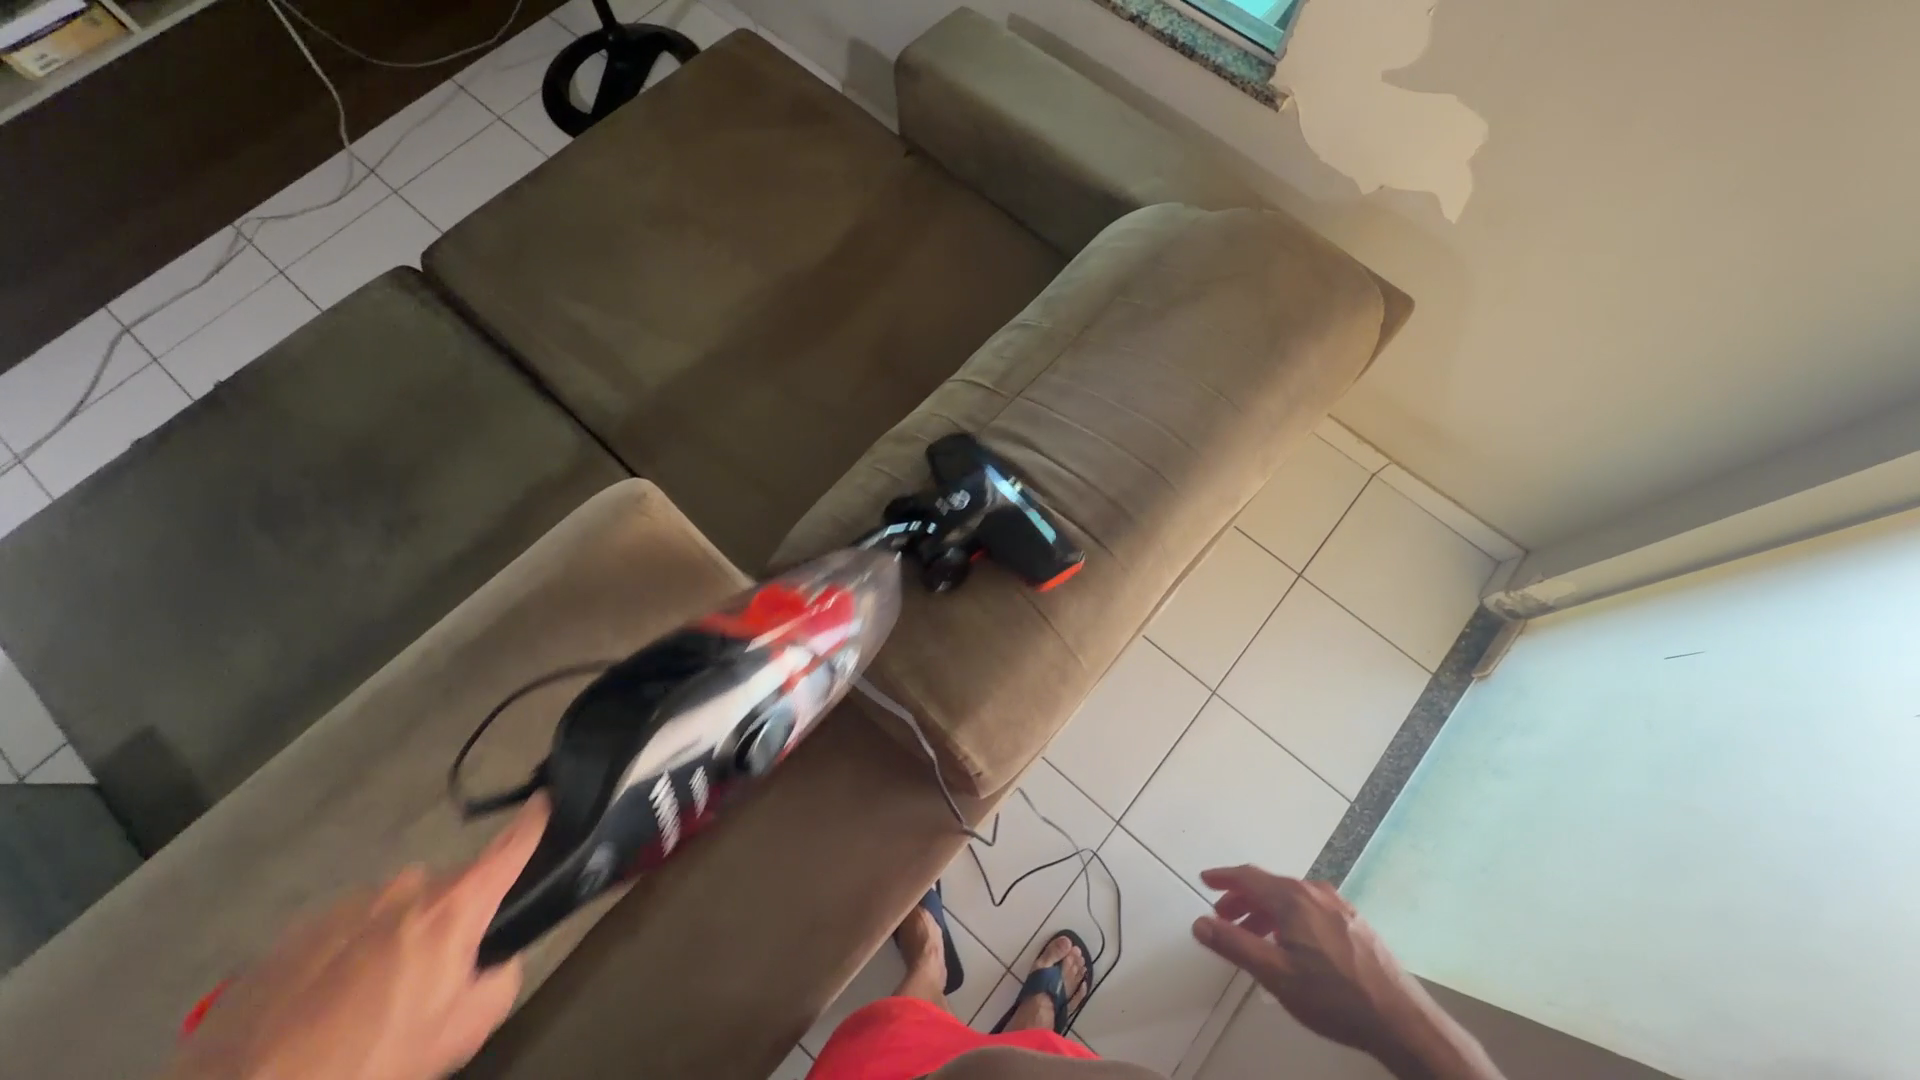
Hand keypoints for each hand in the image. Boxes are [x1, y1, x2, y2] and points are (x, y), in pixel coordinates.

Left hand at [164, 796, 549, 1079]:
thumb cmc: (376, 1054)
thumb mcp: (464, 1030)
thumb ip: (499, 980)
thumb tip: (491, 961)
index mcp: (451, 908)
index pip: (507, 849)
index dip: (533, 822)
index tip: (547, 798)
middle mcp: (402, 891)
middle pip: (446, 894)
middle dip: (447, 925)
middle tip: (432, 981)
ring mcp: (344, 906)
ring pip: (392, 915)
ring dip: (394, 944)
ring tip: (369, 1004)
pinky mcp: (295, 932)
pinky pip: (343, 936)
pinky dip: (345, 963)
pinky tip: (327, 1010)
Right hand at [1192, 865, 1429, 1059]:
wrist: (1399, 1019)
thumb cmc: (1332, 996)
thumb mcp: (1274, 973)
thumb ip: (1233, 944)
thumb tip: (1199, 923)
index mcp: (1293, 898)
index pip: (1248, 877)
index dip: (1223, 878)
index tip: (1205, 881)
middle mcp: (1315, 893)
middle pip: (1269, 886)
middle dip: (1242, 900)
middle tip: (1223, 919)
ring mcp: (1339, 907)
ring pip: (1291, 899)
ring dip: (1265, 911)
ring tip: (1253, 936)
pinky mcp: (1354, 923)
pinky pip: (1310, 909)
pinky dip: (1289, 917)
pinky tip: (1290, 944)